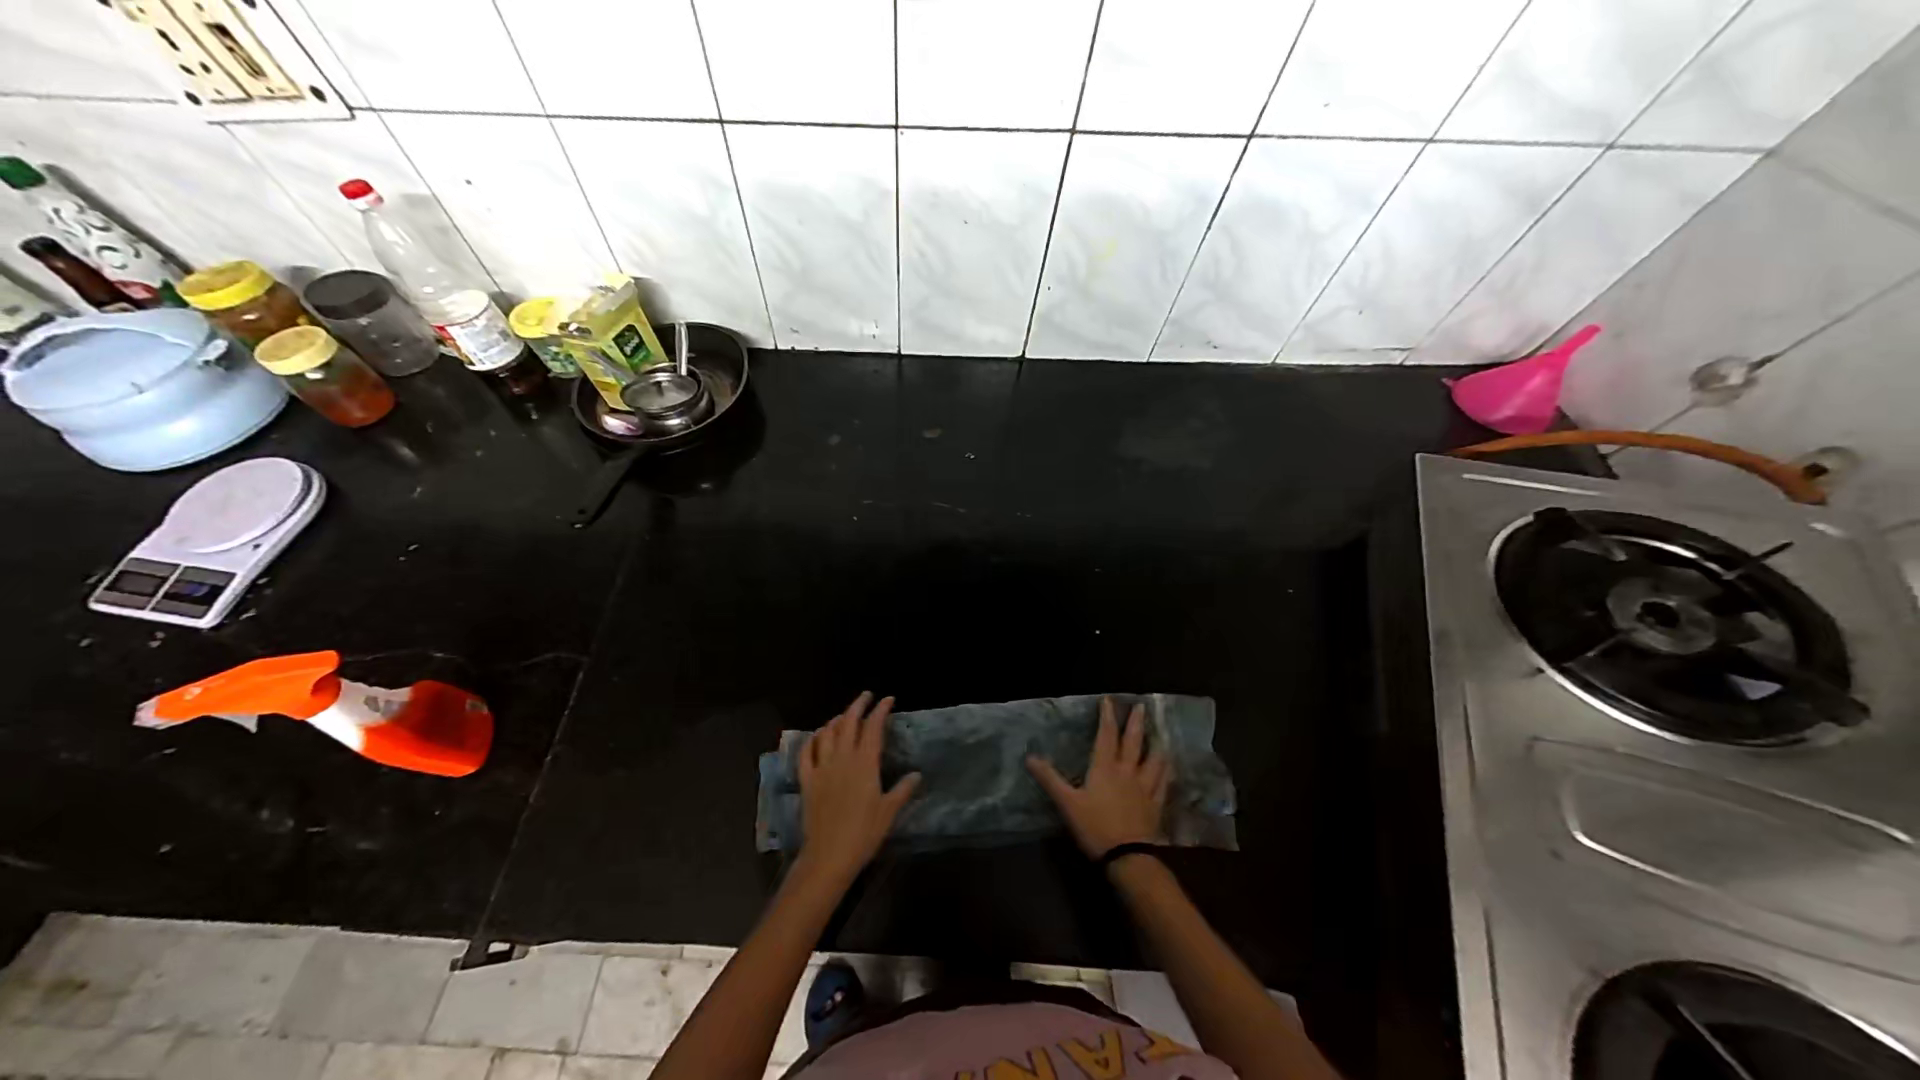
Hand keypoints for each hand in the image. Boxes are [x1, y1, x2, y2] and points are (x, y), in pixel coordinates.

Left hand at [796, 692, 921, 885]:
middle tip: (867, 697)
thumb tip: (916, 774)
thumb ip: (902, 790)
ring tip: (844, 715)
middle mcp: (842, 759)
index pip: (873, 728)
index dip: (881, 711)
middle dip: (858, 706)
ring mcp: (821, 768)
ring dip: (836, 720)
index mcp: (865, 764)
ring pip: (827, 734)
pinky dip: (812, 740)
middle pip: (848, 723)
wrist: (829, 855)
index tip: (888, 700)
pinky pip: (806, 753)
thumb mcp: (889, 812)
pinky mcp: (807, 781)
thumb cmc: (864, 834)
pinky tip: (817, 737)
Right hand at [1026, 696, 1169, 858]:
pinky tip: (1168, 768)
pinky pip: (1163, 782)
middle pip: (1133, 742)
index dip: (1106, 717)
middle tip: (1141, 707)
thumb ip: (1049, 779)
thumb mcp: (1067, 803)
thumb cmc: (1094, 826)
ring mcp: (1145, 787)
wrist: (1127, 855)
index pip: (1106, 736)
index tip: (1108, 701)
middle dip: (1135, 723)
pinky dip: (1166, 771)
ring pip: (1153, 760)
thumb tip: (1030, 757)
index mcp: (1104, 768)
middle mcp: (1127, 772)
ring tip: (1158, 736)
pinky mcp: (1155, 804)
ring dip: (1155, 745)